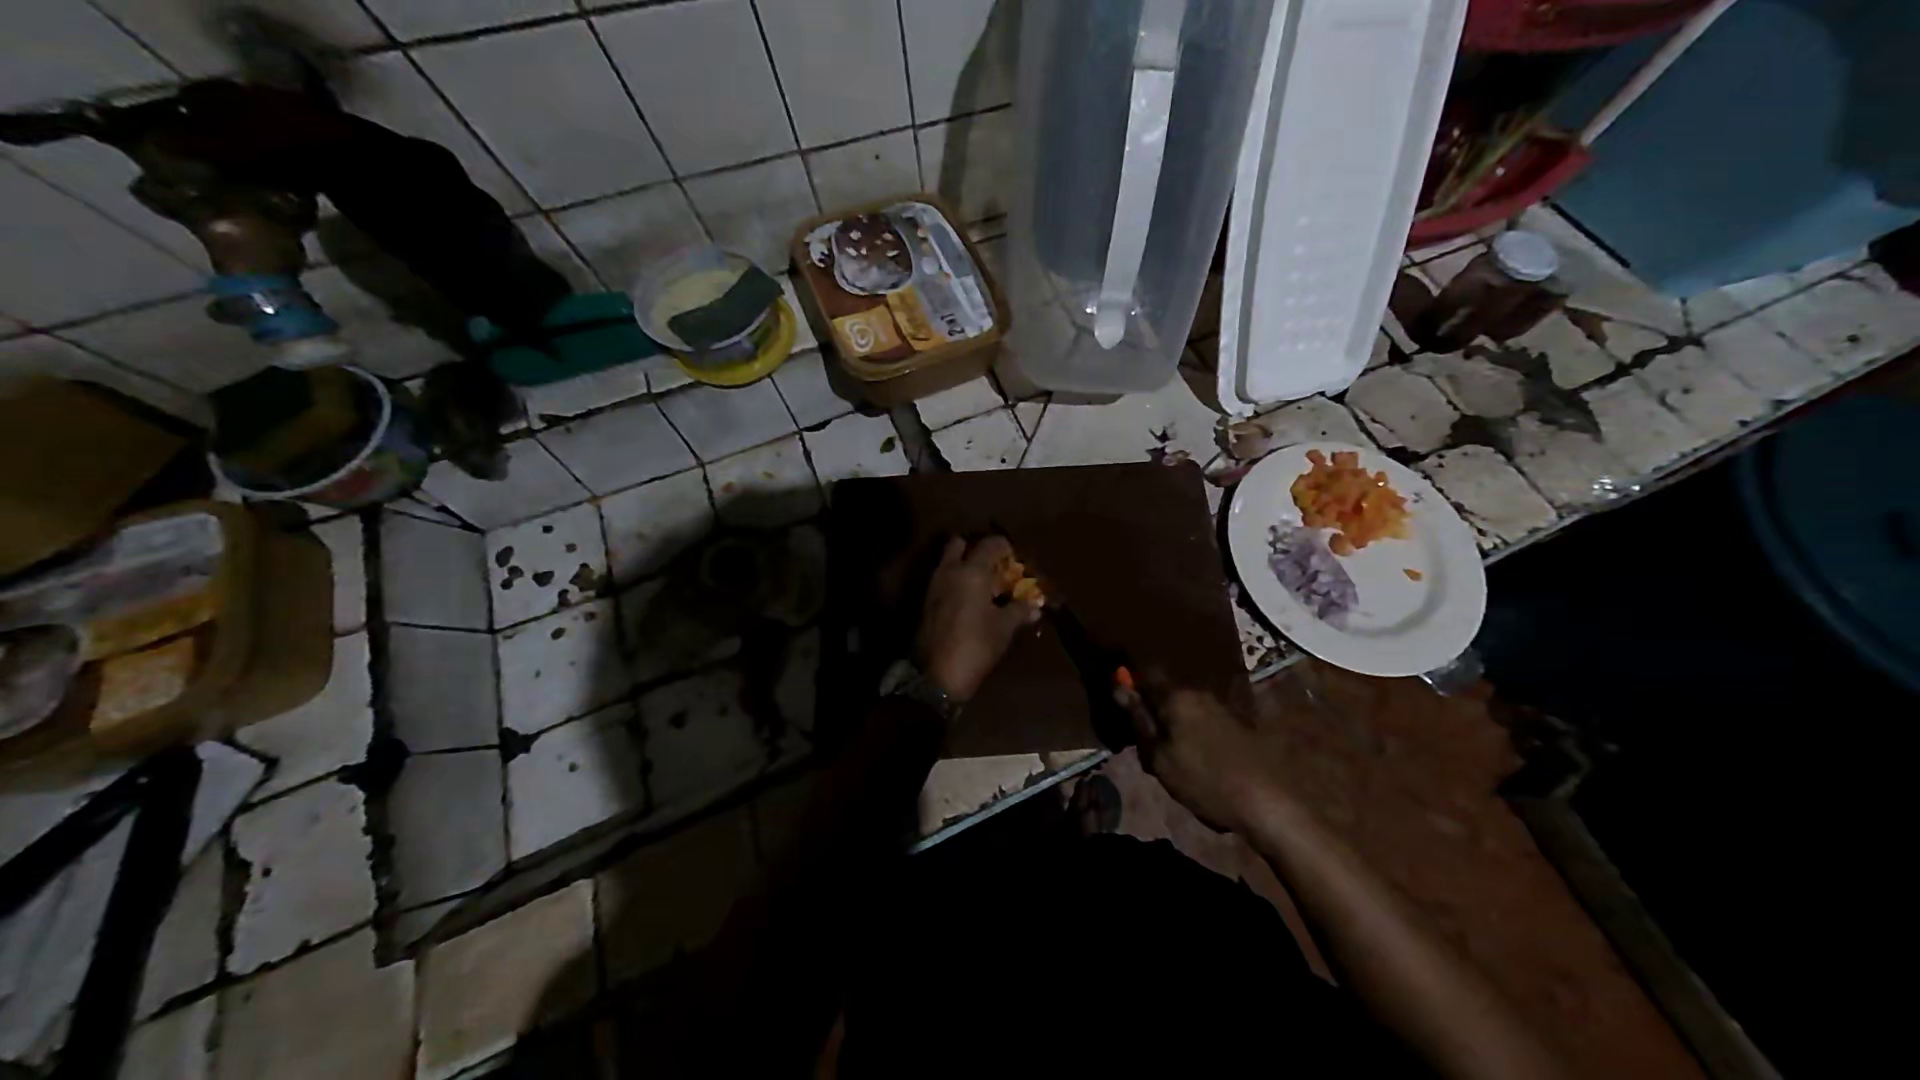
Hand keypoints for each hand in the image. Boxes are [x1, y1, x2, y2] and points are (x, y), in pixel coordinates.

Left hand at [914, 535, 1040, 702]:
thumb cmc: (975, 645)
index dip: (1005, 546)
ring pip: (948, 562)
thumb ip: (1019, 610)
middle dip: (976, 550)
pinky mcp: (926, 602)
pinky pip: (943, 580)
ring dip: (964, 566)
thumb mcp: (1003, 628)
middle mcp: (950, 571)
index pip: (990, 544)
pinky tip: (971, 601)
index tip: (1016, 557)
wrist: (936, 675)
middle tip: (994, 567)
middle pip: (959, 544)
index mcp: (971, 571)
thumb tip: (1035, 605)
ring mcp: (934, 586)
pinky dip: (956, 582)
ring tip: (985, 586)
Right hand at [1119, 676, 1272, 831]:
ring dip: (1170, 727)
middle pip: (1164, 693)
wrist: (1265, 802)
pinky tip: (1193, 763)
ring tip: (1168, 761)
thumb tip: (1119, 687)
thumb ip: (1138, 719)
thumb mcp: (1159, 756)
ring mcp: (1220, 708)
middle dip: (1151, 712)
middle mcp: (1199, 693)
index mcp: (1177, 696)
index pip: (1146, 672)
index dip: (1129, 681)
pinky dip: (1189, 735)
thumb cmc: (1203, 779)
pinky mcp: (1235, 725)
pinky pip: (1200, 721)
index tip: (1120, 701)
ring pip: (1182, 709)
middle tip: (1144, 747)